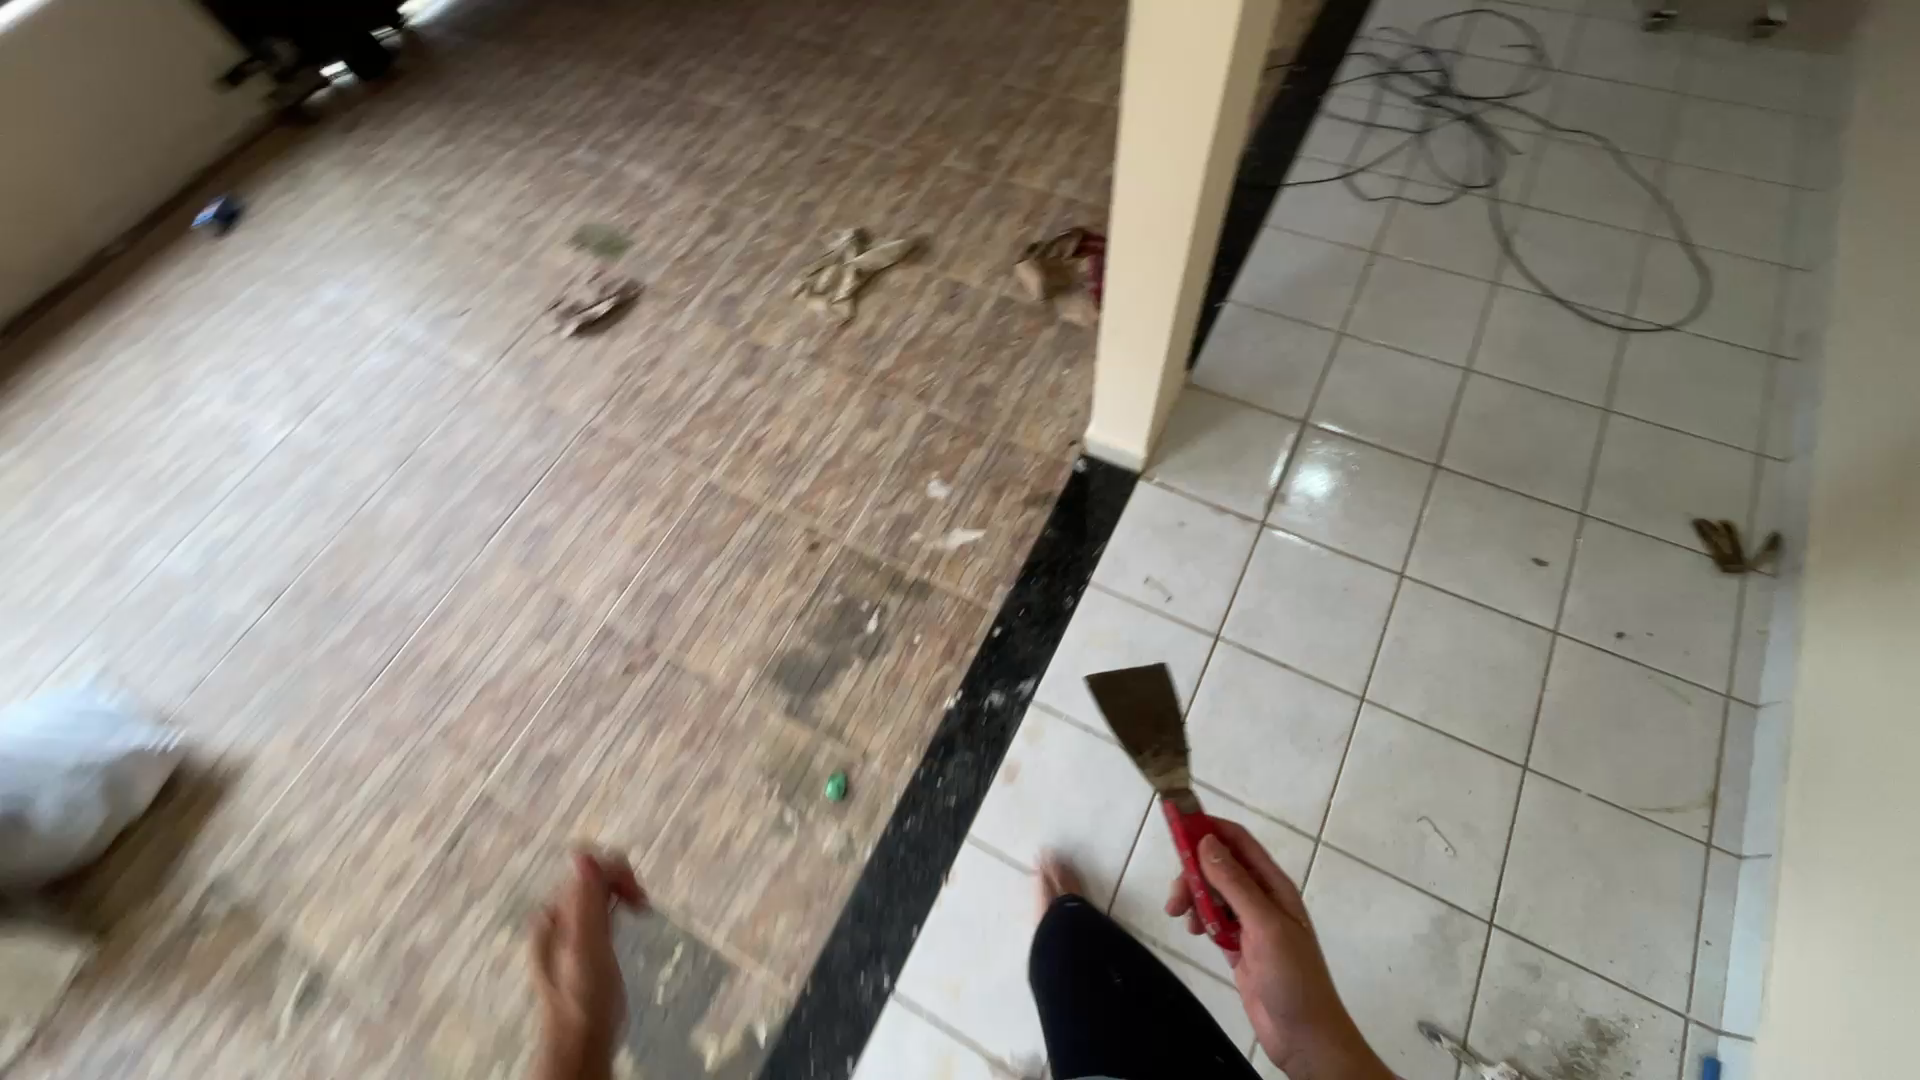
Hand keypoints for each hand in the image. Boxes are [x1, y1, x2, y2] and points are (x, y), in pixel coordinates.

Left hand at [528, 850, 645, 1078]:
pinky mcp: (590, 939)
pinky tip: (635, 913)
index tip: (635, 893)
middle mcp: (559, 915)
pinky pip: (606, 904)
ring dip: (624, 889)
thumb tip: (584, 855)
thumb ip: (586, 902)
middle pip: (594, 875)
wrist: (582, 1039)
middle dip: (621, 879)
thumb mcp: (586, 946)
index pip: (586, 868)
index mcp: (553, 913)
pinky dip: (622, 901)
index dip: (614, 871)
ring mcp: (573, 927)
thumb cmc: (583, 996)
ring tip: (641, 907)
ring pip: (602, 888)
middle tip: (641, 902)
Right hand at [1165, 821, 1392, 1079]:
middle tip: (1175, 893)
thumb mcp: (1264, 926)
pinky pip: (1211, 918)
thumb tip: (1206, 841)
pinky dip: (1198, 918)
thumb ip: (1235, 883)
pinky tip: (1194, 931)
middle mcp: (1260, 897)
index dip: (1209, 828)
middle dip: (1193, 870)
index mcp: (1273, 886)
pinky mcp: (1238, 945)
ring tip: (1181, 917)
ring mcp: (1249, 922)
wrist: (1306, 1040)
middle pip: (1218, 865)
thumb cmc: (1293, 979)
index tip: (1177, 826)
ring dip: (1192, 896)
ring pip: (1211, 891)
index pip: (1238, 841)